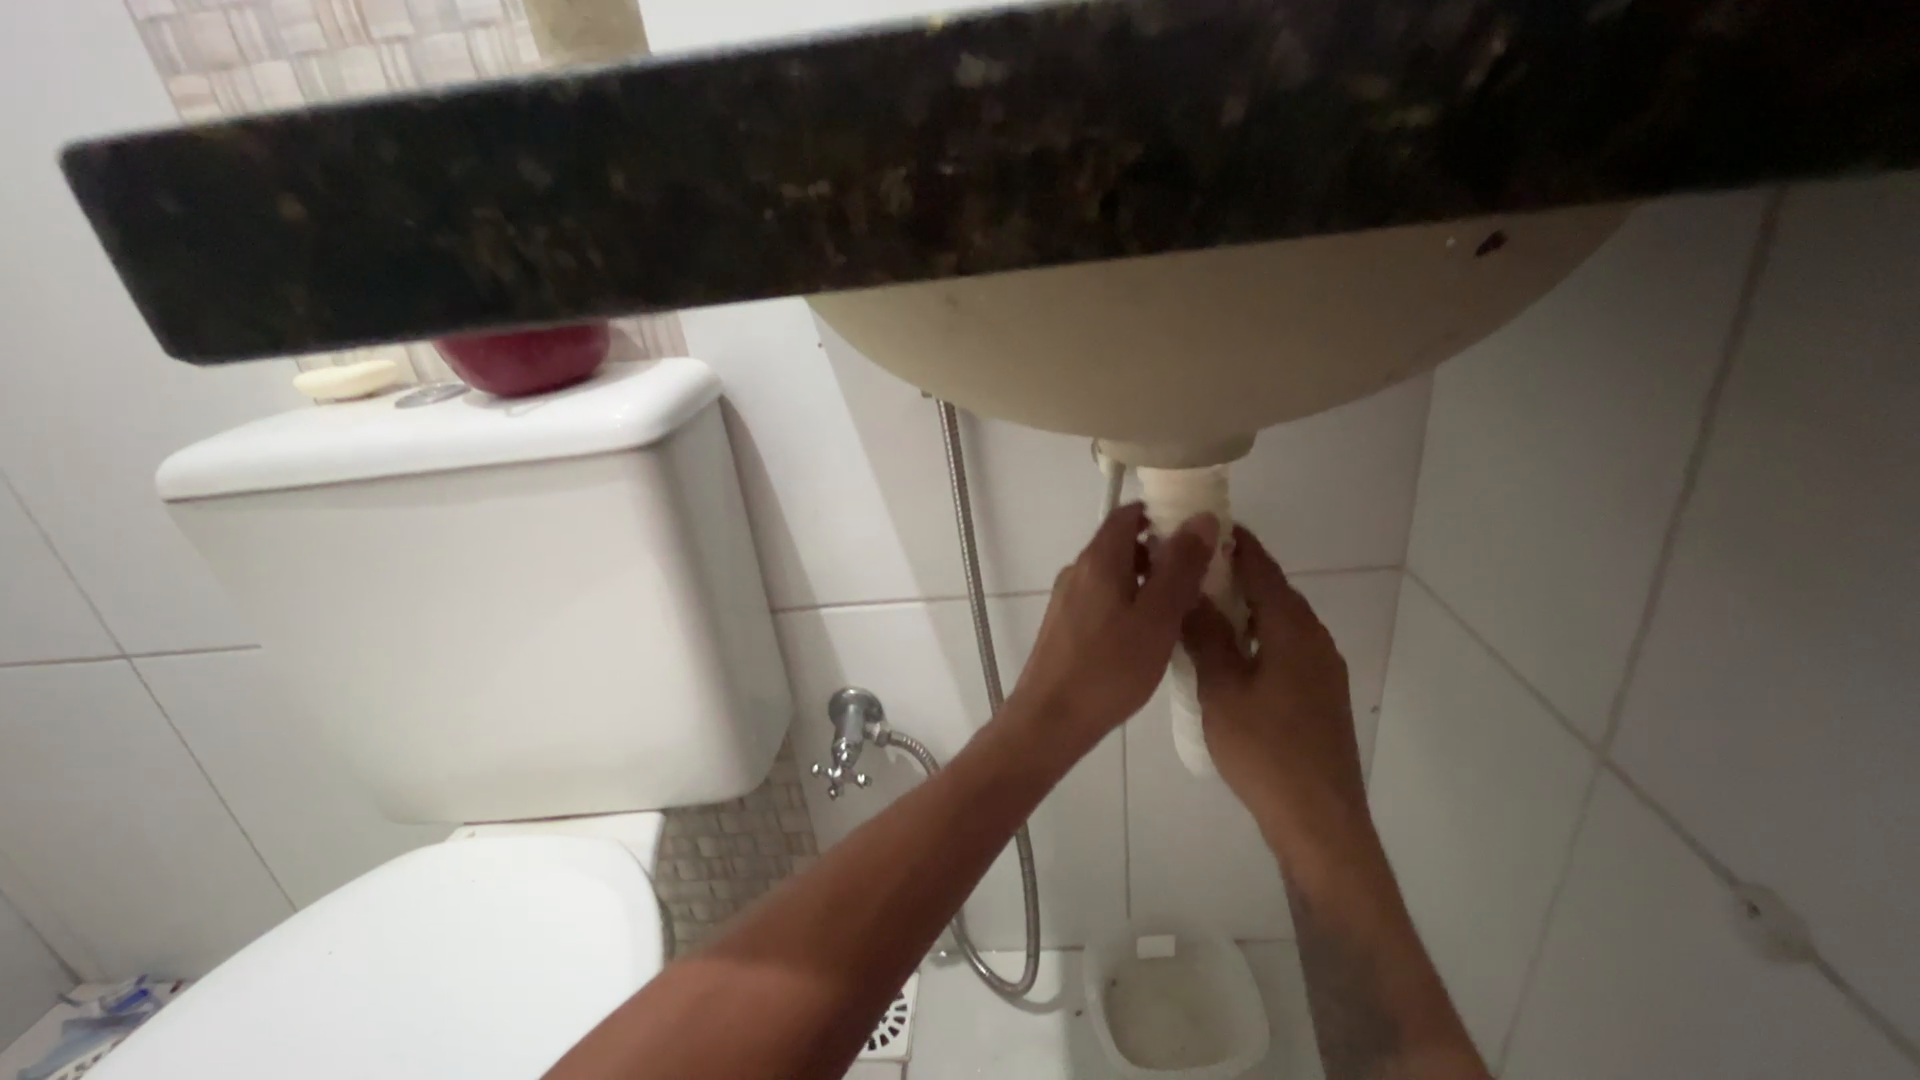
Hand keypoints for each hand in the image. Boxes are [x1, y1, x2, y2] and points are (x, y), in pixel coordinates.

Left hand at [1010, 503, 1218, 751]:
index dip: (1165, 515)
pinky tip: (1150, 635)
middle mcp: (1078, 570)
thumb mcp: (1157, 617)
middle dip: (1162, 553)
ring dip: (1148, 582)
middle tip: (1200, 577)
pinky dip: (1130, 603)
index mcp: (1098, 560)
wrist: (1050, 720)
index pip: (1129, 514)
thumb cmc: (1109, 668)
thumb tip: (1201, 519)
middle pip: (1123, 544)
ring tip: (1182, 609)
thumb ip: (1180, 567)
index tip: (1199, 534)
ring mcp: (1067, 599)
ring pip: (1114, 575)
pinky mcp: (1065, 625)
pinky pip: (1103, 599)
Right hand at [1181, 526, 1366, 854]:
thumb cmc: (1264, 749)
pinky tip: (1228, 657)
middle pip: (1273, 594)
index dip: (1234, 544)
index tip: (1203, 526)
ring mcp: (1323, 670)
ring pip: (1279, 624)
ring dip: (1244, 611)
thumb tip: (1188, 592)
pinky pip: (1285, 650)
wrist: (1318, 817)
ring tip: (1200, 611)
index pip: (1262, 569)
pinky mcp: (1321, 696)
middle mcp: (1315, 640)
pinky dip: (1256, 640)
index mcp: (1292, 629)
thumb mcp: (1222, 688)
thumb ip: (1205, 636)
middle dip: (1234, 577)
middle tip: (1188, 571)